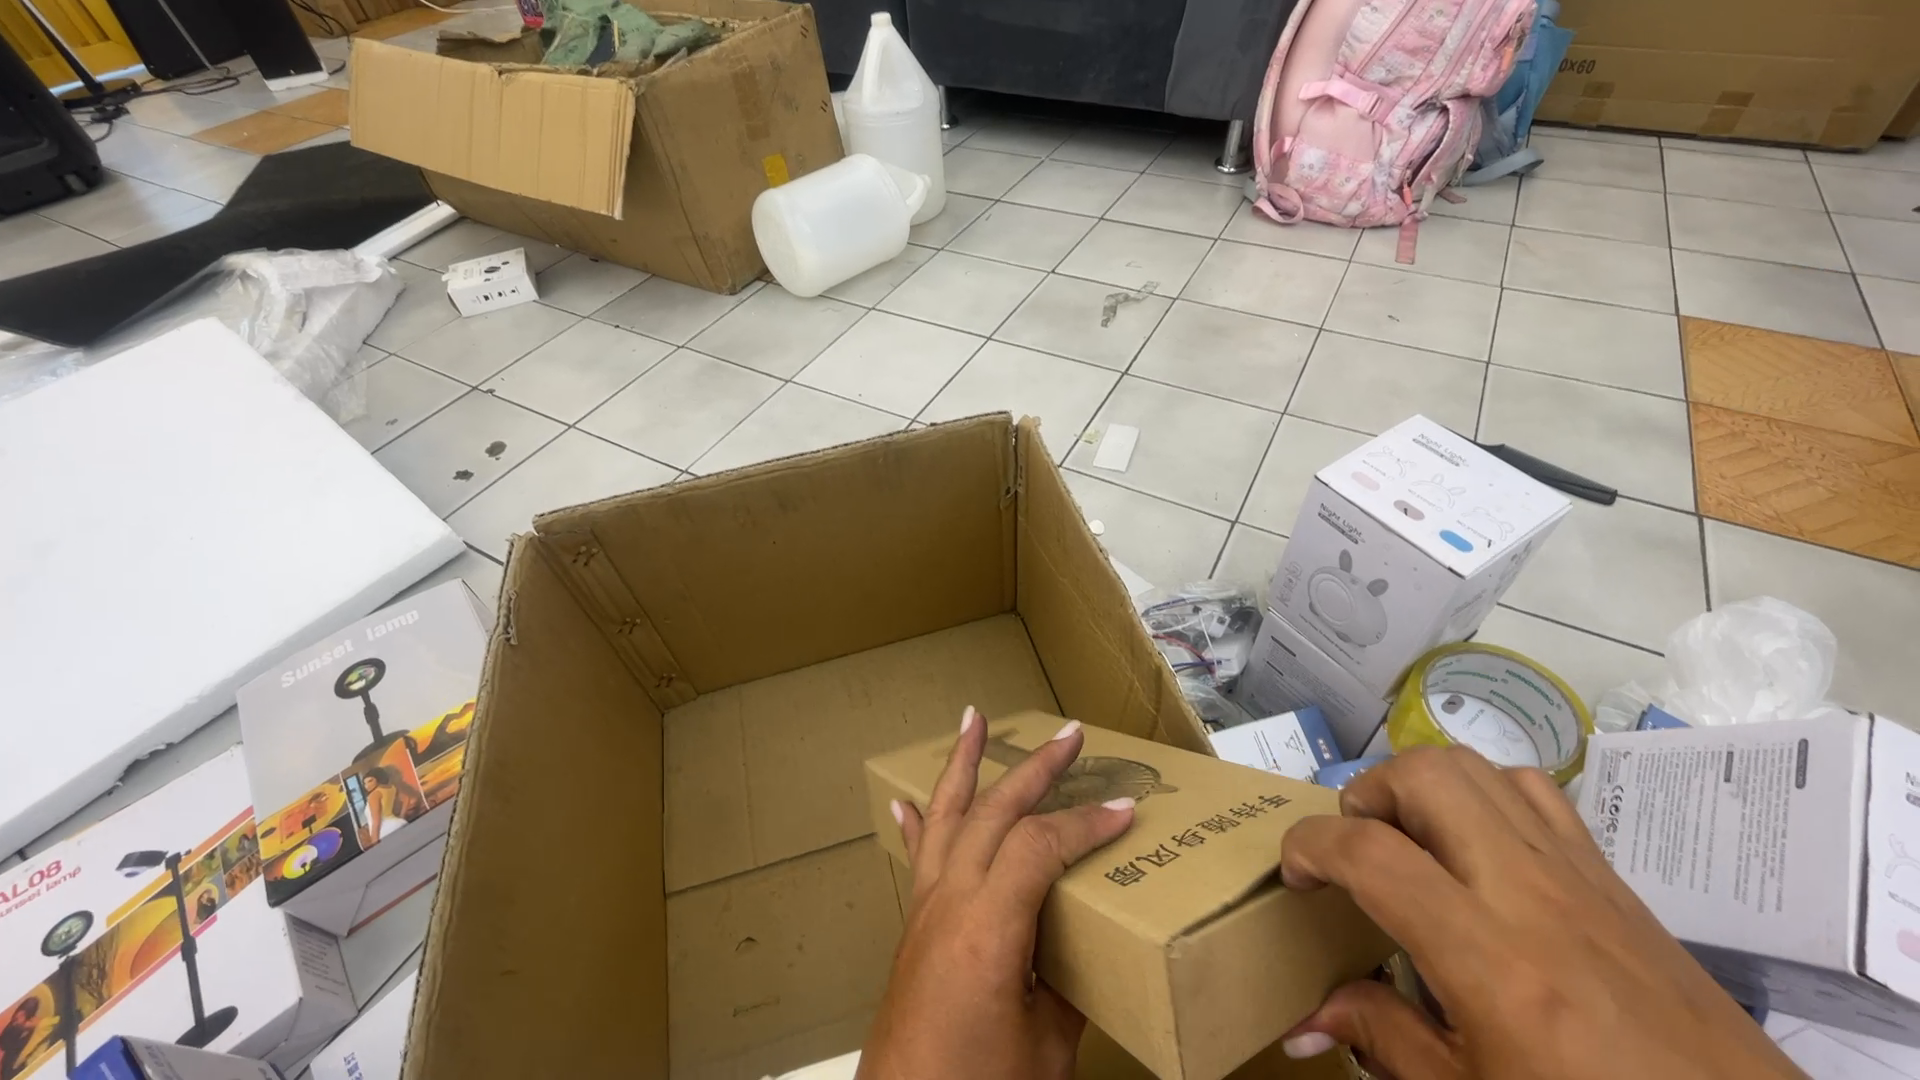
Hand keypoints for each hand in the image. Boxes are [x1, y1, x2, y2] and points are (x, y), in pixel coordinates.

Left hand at [857, 708, 1136, 1079]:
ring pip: (947, 815)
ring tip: (974, 718)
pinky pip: (920, 854)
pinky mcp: (915, 923)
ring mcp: (926, 907)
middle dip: (1036, 768)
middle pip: (994, 811)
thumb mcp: (1048, 1047)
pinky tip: (907, 797)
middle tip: (1069, 735)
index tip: (1127, 811)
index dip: (1087, 824)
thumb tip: (1088, 940)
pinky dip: (920, 820)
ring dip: (964, 763)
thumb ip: (1069, 983)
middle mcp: (950, 902)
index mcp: (988, 929)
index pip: (1040, 845)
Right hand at [1277, 745, 1806, 1079]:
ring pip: (1478, 768)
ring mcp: (1577, 874)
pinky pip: (1534, 792)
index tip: (1295, 876)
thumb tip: (1306, 1018)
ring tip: (1410, 841)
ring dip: (1422, 786)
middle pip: (1426, 775)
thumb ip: (1383, 1039)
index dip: (1309, 846)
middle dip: (1367, 793)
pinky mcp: (1611, 875)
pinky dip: (1483, 794)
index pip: (1370, 853)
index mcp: (1489, 959)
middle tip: (1357, 847)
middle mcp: (1529, 892)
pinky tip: (1475, 847)